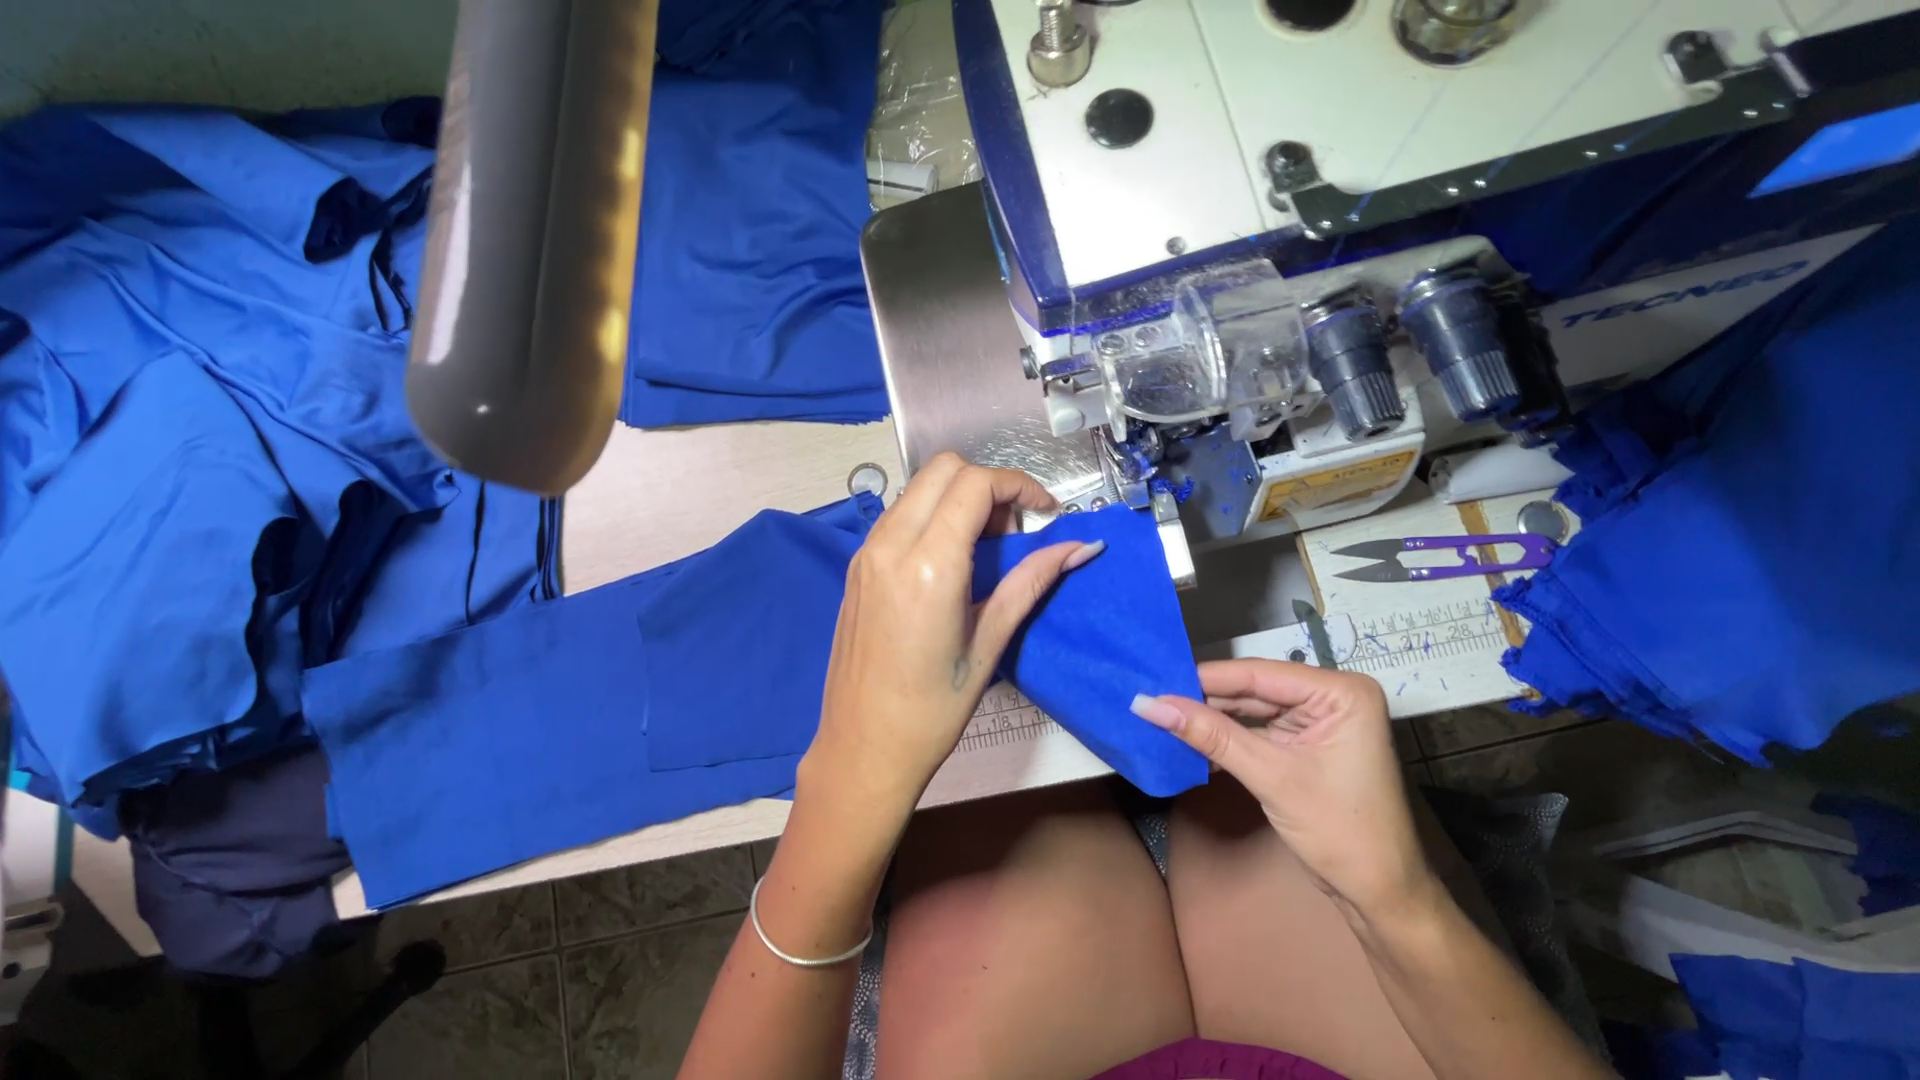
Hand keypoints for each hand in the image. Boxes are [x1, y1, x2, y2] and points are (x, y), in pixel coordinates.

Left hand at [801, 454, 1103, 821]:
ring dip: (958, 497)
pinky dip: (932, 515)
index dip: (1018, 486)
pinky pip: (898, 516)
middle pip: (943, 469)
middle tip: (1014, 531)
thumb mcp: (989, 644)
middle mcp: (889, 546)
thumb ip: (1030, 584)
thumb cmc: (932, 710)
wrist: (863, 747)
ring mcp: (865, 554)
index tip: (1045, 512)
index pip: (975, 484)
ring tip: (987, 547)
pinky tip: (951, 560)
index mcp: (928, 566)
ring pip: (917, 488)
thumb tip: (1080, 547)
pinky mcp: (856, 567)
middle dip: (987, 483)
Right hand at [1134, 660, 1434, 918]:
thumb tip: (1149, 705)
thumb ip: (1211, 736)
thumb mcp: (1271, 777)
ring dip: (1210, 720)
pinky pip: (1256, 733)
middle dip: (1204, 699)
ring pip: (1250, 711)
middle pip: (1253, 689)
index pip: (1259, 673)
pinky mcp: (1304, 746)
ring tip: (1159, 717)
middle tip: (1150, 699)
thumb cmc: (1340, 830)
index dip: (1204, 679)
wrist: (1379, 895)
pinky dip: (1225, 740)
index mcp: (1340, 692)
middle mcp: (1330, 697)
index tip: (1153, 680)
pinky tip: (1188, 743)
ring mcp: (1318, 722)